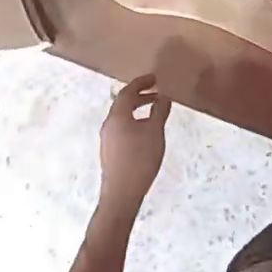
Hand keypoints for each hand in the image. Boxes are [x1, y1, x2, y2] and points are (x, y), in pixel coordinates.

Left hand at [98, 75, 170, 217]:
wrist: (121, 193)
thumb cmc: (140, 160)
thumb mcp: (155, 133)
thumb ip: (159, 112)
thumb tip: (163, 97)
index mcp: (117, 116)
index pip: (127, 92)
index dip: (141, 82)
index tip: (153, 78)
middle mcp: (109, 124)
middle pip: (122, 103)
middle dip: (139, 95)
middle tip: (155, 91)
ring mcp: (107, 138)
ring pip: (122, 116)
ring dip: (137, 109)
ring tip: (153, 109)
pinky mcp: (110, 150)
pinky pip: (121, 127)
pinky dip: (134, 121)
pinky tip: (145, 131)